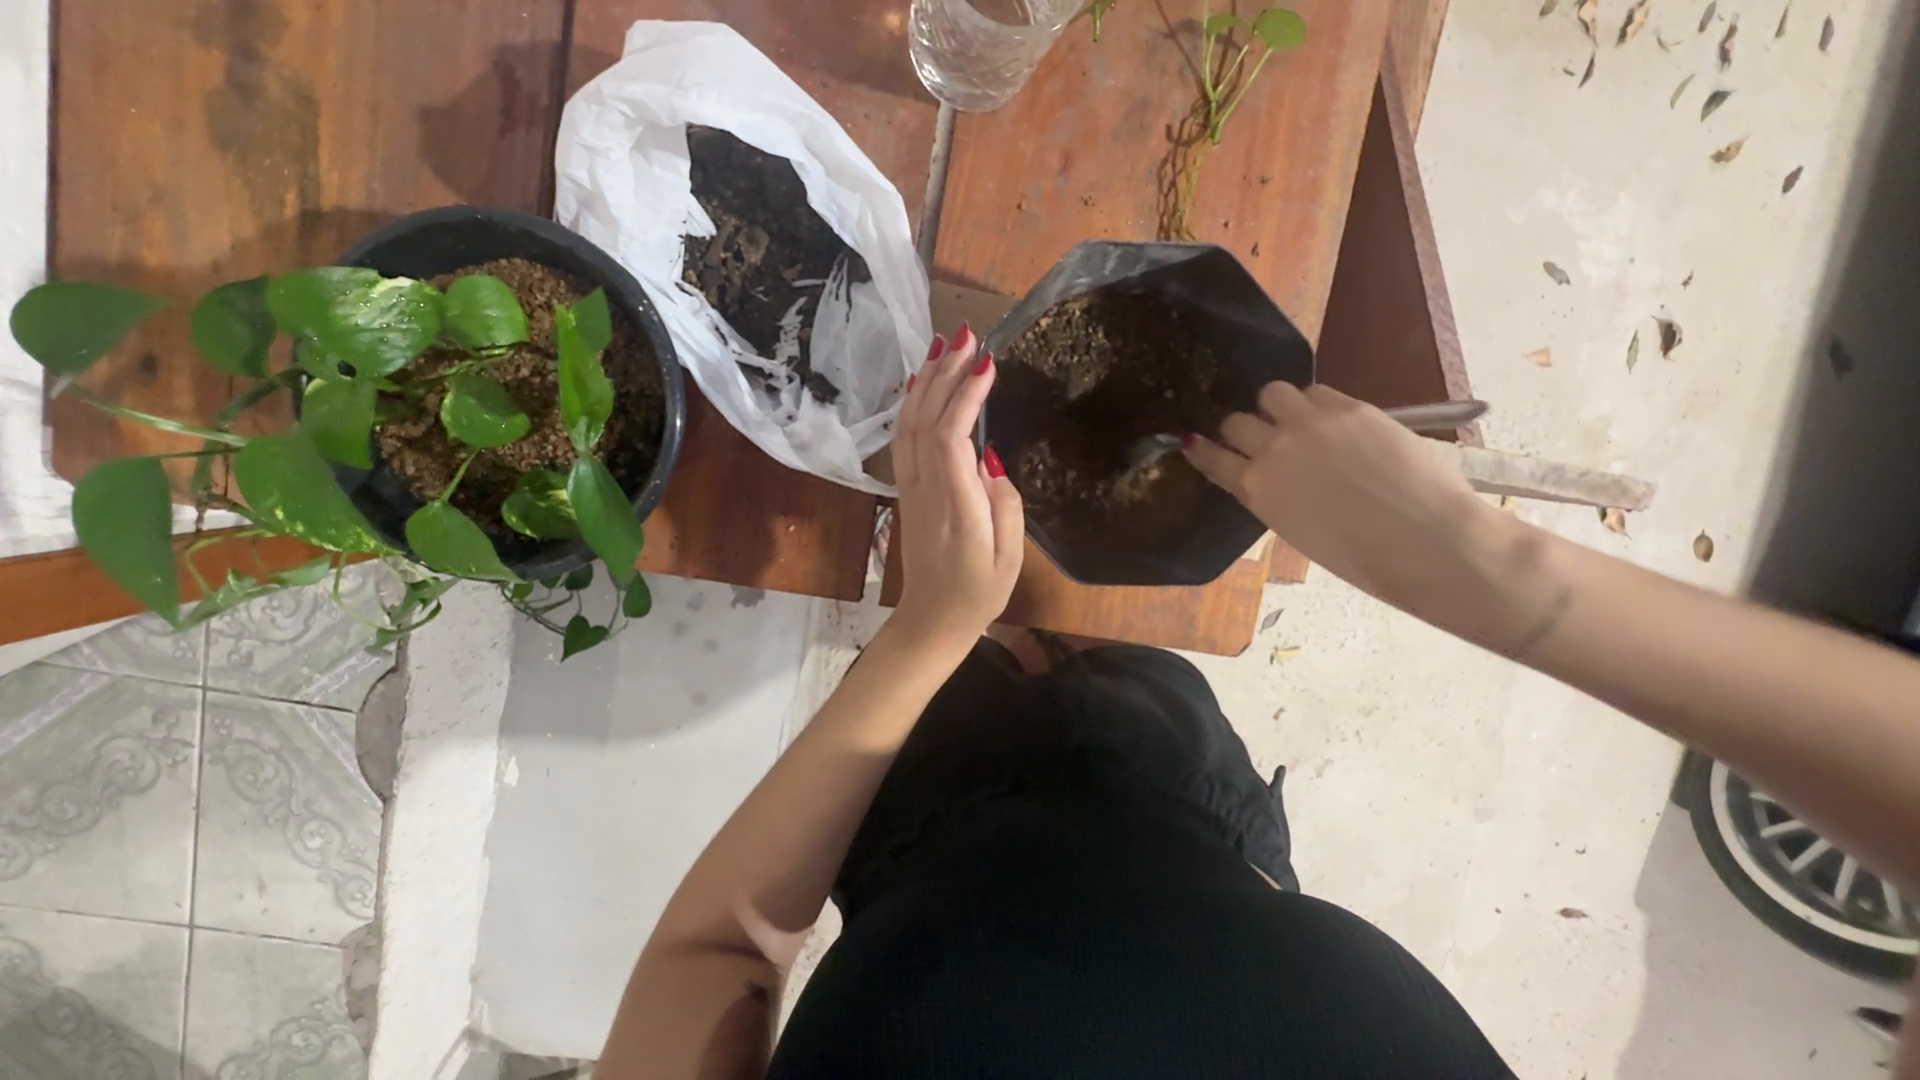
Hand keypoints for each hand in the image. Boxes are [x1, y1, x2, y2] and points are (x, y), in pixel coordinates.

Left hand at [890, 325, 1024, 650]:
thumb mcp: (1009, 557)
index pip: (951, 438)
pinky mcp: (906, 491)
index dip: (965, 396)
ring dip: (926, 381)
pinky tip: (923, 384)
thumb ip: (1003, 502)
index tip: (987, 362)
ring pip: (909, 425)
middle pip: (926, 420)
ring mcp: (910, 490)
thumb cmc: (979, 592)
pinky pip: (903, 439)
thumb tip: (989, 455)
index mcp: (956, 508)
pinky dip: (912, 406)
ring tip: (943, 344)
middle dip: (945, 373)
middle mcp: (925, 491)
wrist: (932, 619)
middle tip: (966, 333)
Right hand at [1183, 383, 1491, 606]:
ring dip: (1277, 406)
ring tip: (1298, 421)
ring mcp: (1310, 424)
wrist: (1426, 539)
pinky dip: (1316, 404)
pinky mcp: (1349, 407)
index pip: (1212, 458)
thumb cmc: (1363, 557)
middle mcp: (1273, 450)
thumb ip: (1274, 498)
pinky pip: (1317, 391)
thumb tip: (1277, 479)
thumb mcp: (1298, 532)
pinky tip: (1334, 422)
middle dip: (1244, 430)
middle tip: (1263, 438)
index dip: (1203, 450)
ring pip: (1272, 393)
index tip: (1196, 443)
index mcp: (1257, 490)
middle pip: (1237, 422)